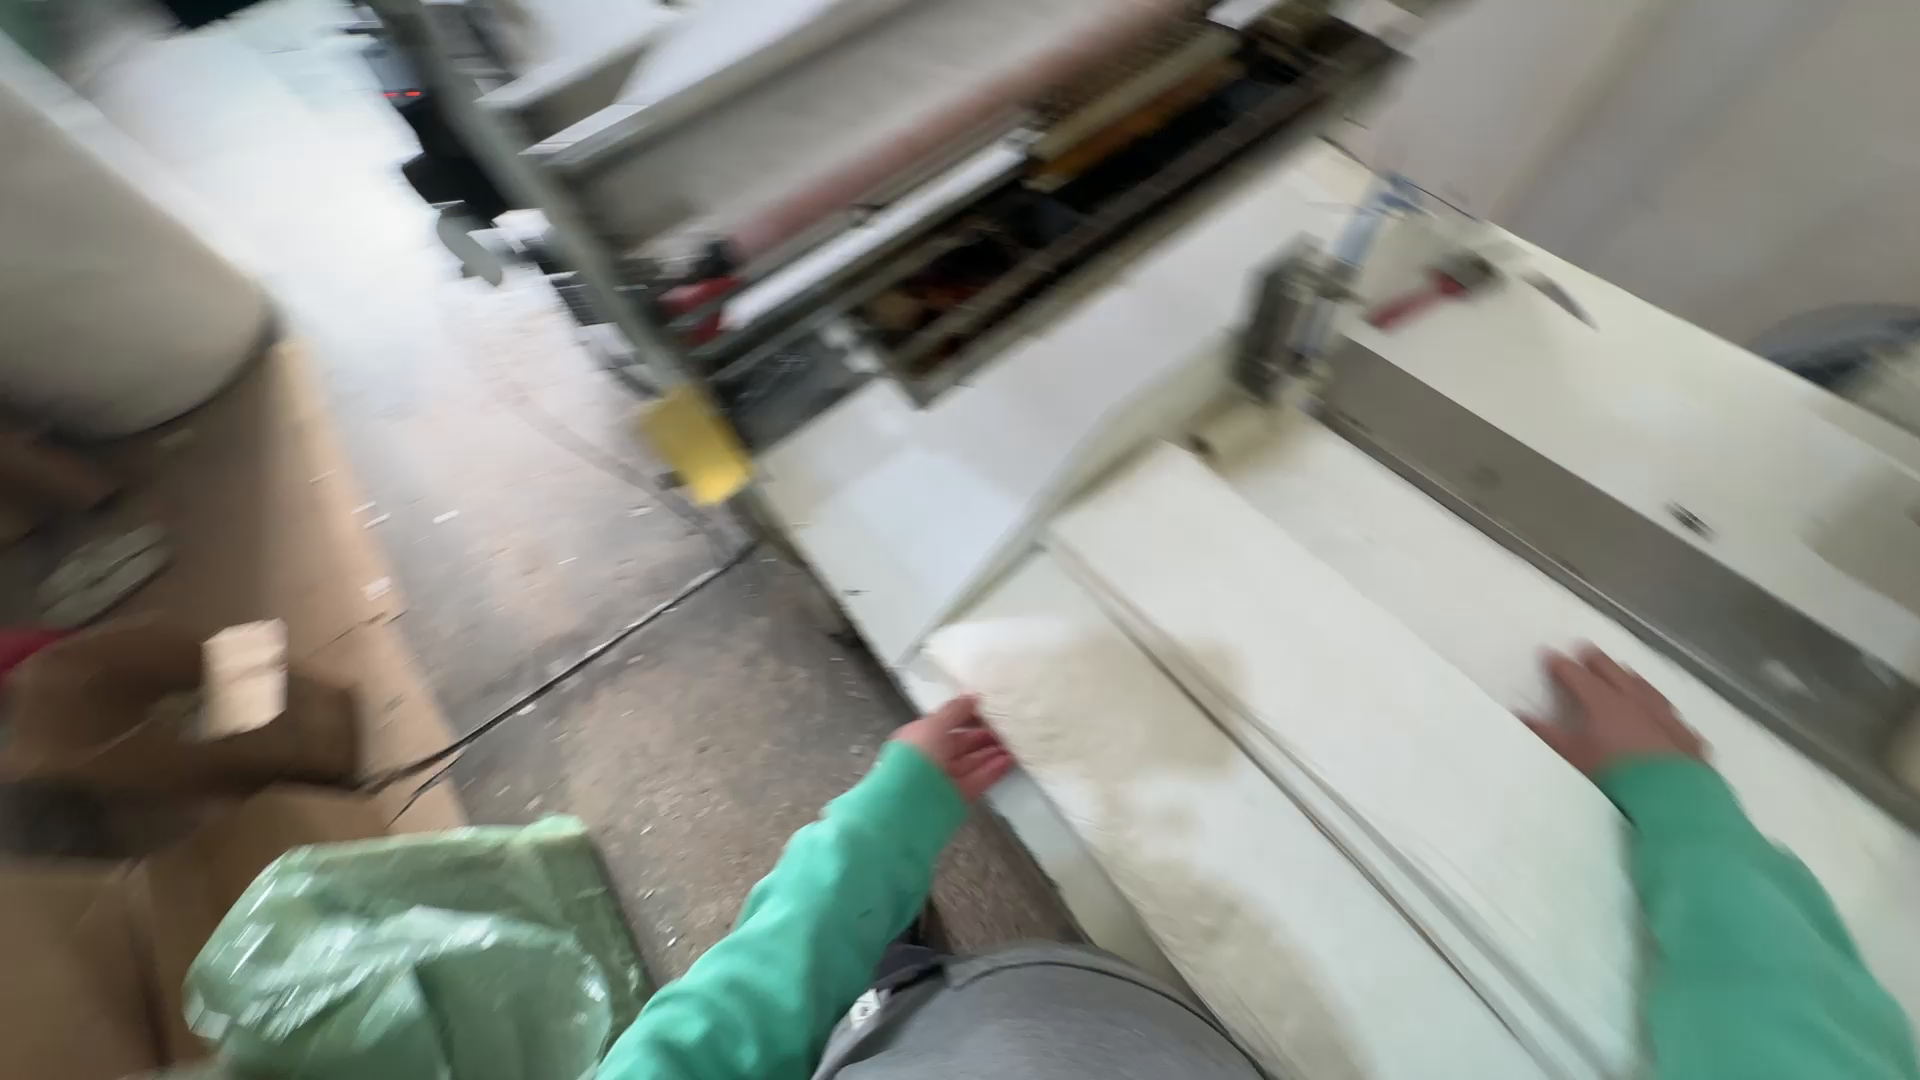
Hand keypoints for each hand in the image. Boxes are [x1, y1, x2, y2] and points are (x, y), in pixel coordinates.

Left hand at [893, 695, 1013, 800]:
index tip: (989, 709)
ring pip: (973, 762)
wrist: (908, 804)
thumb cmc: (917, 756)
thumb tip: (973, 696)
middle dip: (983, 735)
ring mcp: (945, 779)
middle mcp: (931, 758)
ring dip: (992, 752)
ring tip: (1014, 741)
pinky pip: (979, 779)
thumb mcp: (933, 725)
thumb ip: (955, 710)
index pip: (946, 725)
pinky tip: (1010, 759)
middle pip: (961, 744)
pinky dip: (994, 770)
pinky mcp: (959, 797)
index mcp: (920, 738)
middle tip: (1007, 726)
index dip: (966, 717)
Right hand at [1521, 644, 1706, 776]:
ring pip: (1648, 691)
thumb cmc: (1613, 774)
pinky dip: (1664, 713)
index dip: (1561, 664)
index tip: (1549, 654)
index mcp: (1602, 702)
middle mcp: (1636, 703)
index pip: (1576, 675)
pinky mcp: (1691, 741)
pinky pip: (1675, 719)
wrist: (1675, 802)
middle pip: (1614, 674)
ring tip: (1625, 673)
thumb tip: (1521, 714)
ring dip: (1632, 680)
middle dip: (1598, 661)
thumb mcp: (1570, 755)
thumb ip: (1545, 733)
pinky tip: (1666, 717)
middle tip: (1587, 650)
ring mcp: (1668, 720)